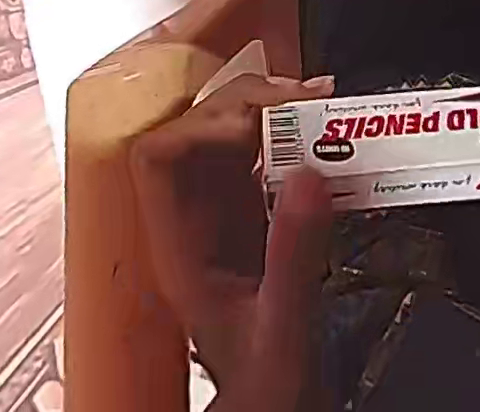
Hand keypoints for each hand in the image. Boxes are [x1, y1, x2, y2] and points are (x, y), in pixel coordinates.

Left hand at [130, 74, 335, 411]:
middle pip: (199, 127)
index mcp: (178, 244)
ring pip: (230, 128)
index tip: (257, 125)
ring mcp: (221, 203)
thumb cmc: (263, 387)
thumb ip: (293, 259)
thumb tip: (309, 174)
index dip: (200, 127)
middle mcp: (193, 213)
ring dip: (271, 106)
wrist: (274, 402)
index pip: (158, 157)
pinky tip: (321, 127)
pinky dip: (291, 127)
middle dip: (248, 102)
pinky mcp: (252, 201)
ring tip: (318, 101)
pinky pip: (263, 145)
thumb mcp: (280, 334)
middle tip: (306, 98)